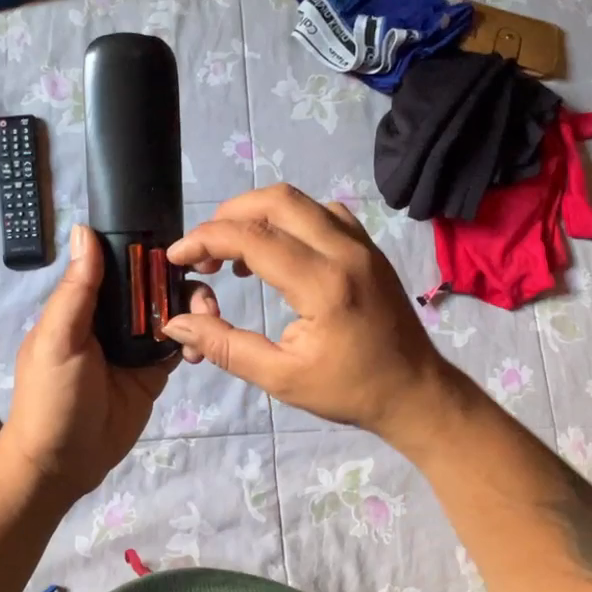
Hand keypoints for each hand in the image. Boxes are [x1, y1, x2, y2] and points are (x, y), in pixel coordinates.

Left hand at [0, 225, 217, 496]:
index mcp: (82, 303)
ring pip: (170, 312)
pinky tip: (200, 347)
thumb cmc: (51, 397)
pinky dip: (194, 341)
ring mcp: (133, 345)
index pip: (118, 263)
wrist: (63, 463)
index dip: (147, 250)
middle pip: (152, 285)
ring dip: (193, 309)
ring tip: (208, 318)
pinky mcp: (152, 371)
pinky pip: (178, 346)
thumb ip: (77, 289)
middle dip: (179, 281)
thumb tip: (84, 229)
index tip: (181, 245)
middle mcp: (110, 318)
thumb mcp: (58, 339)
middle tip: (203, 292)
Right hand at [162, 184, 470, 442]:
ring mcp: (361, 243)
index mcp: (323, 284)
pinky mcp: (368, 246)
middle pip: (275, 201)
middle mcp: (345, 251)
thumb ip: (224, 346)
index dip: (205, 239)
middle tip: (204, 250)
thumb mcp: (280, 377)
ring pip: (300, 201)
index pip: (252, 238)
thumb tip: (175, 322)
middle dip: (228, 215)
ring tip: (234, 254)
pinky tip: (276, 252)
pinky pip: (322, 212)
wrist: (416, 391)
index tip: (177, 256)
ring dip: (258, 215)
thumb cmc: (349, 390)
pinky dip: (288, 220)